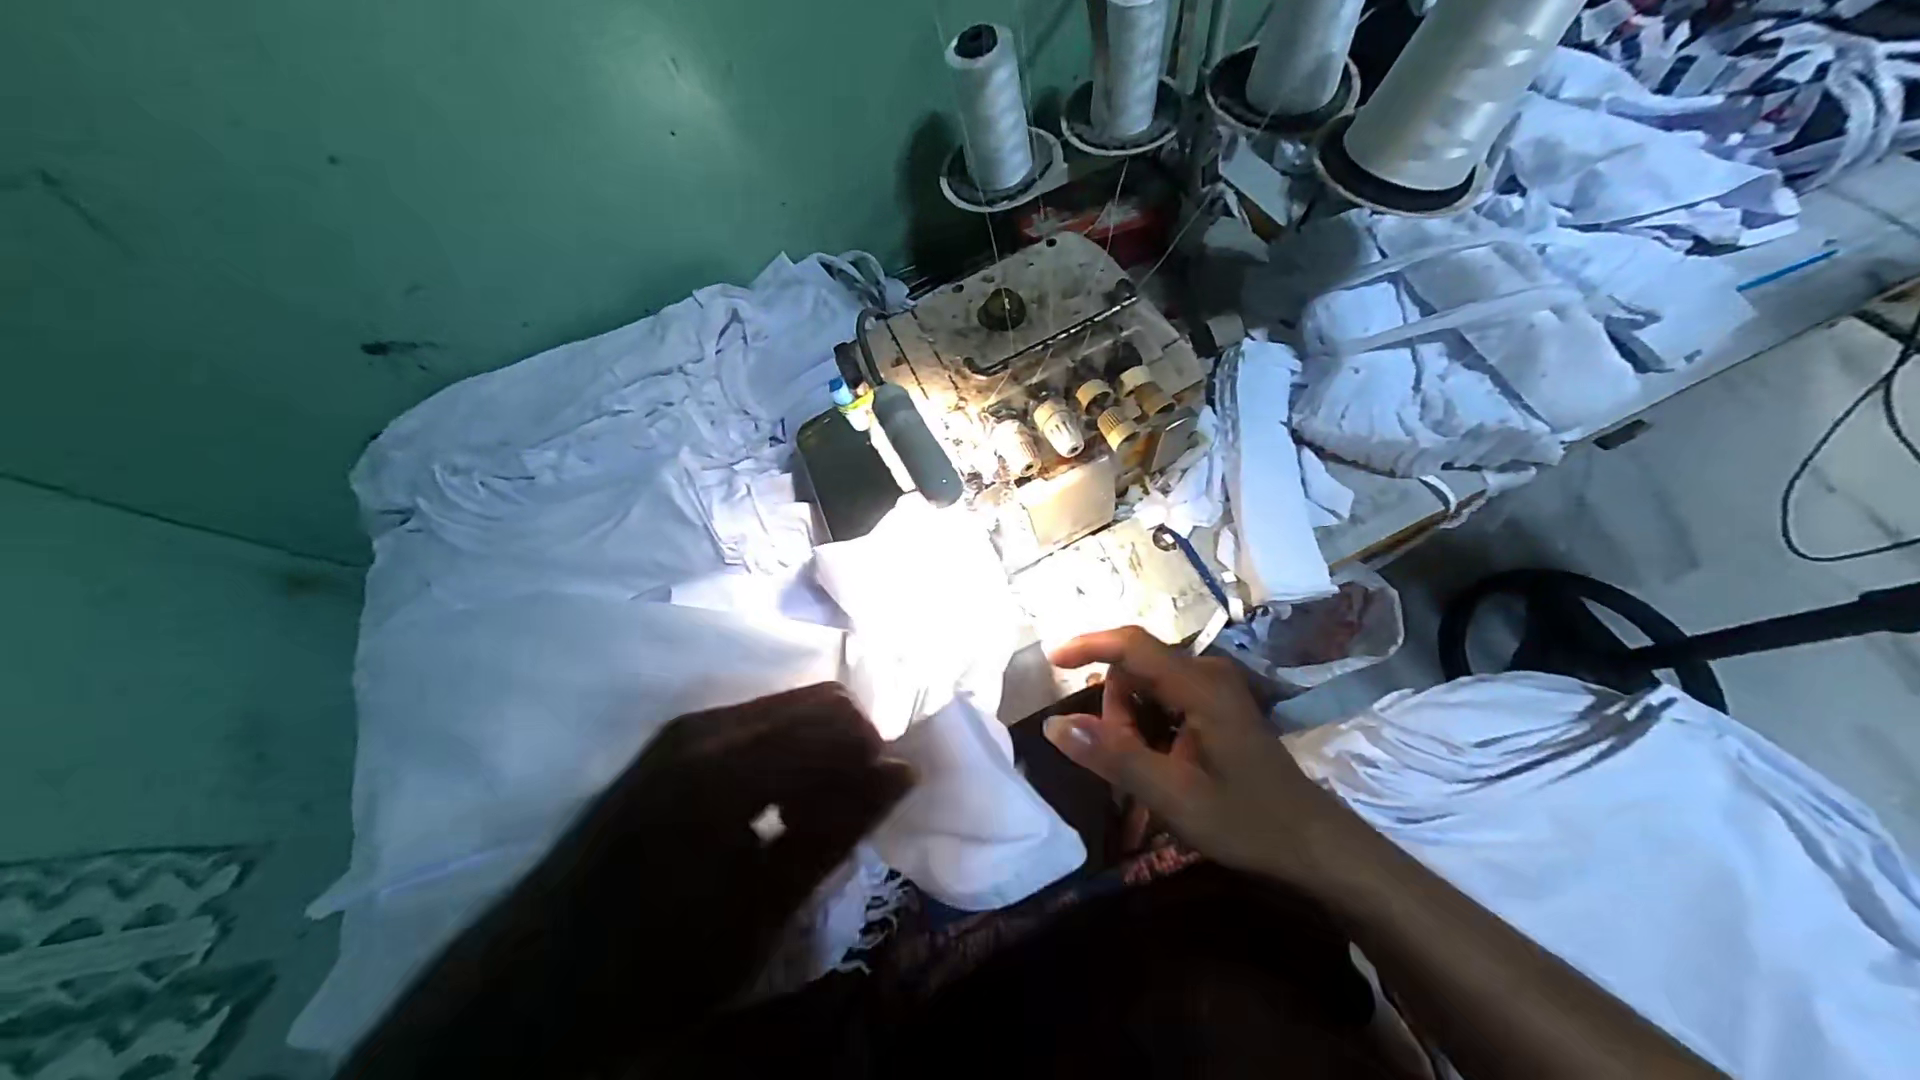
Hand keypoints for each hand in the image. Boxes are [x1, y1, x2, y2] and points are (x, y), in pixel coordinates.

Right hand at [1042, 627, 1346, 881]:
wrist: (1312, 843)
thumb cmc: (1246, 820)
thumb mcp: (1171, 796)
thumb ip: (1112, 756)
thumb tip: (1054, 724)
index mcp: (1200, 686)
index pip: (1132, 645)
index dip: (1088, 645)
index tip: (1052, 661)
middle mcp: (1208, 674)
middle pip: (1136, 667)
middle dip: (1114, 706)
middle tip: (1120, 760)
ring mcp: (1216, 687)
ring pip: (1147, 683)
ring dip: (1130, 719)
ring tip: (1142, 768)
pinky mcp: (1219, 704)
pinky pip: (1165, 696)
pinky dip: (1147, 721)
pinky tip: (1157, 760)